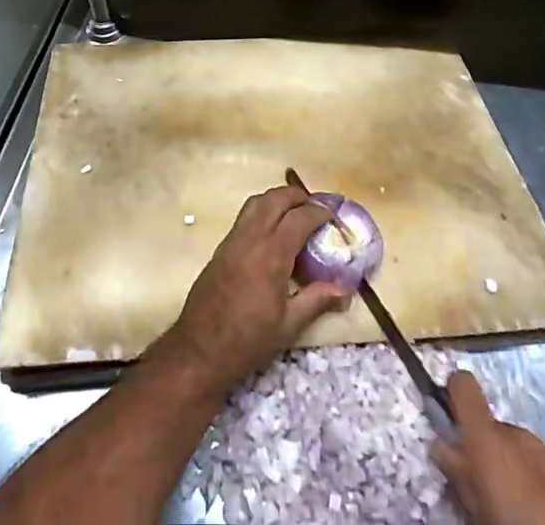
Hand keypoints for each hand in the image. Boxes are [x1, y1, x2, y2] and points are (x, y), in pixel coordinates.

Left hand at [151, 187, 351, 398]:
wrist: (199, 349)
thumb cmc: (247, 341)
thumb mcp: (289, 326)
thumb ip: (317, 300)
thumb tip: (345, 289)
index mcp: (270, 256)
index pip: (299, 218)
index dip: (319, 212)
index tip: (334, 216)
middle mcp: (250, 240)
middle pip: (274, 199)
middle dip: (298, 196)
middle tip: (317, 207)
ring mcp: (231, 241)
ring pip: (255, 203)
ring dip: (277, 199)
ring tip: (296, 213)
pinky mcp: (220, 249)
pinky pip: (244, 218)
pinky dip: (262, 213)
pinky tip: (273, 233)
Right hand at [433, 372, 544, 524]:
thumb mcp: (475, 508)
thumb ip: (457, 472)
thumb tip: (441, 445)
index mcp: (488, 437)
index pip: (463, 385)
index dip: (452, 393)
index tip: (447, 416)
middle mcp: (519, 434)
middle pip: (491, 426)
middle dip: (483, 450)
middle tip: (482, 486)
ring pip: (518, 448)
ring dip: (511, 467)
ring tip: (514, 506)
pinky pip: (543, 466)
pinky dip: (536, 481)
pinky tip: (542, 513)